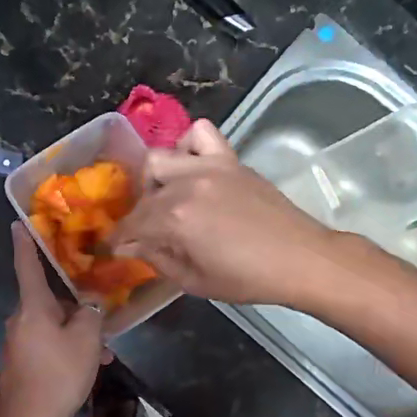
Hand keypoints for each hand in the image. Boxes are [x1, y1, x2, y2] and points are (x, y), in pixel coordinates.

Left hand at [0, 222, 105, 416]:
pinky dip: (67, 350)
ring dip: (77, 334)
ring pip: (53, 326)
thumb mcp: (86, 339)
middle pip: (49, 301)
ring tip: (103, 353)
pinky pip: (48, 345)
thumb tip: (89, 304)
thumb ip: (91, 313)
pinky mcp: (21, 363)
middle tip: (102, 319)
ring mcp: (18, 342)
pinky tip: (89, 366)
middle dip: (76, 308)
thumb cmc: (59, 373)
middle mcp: (19, 320)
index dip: (25, 243)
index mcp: (32, 307)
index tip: (18, 223)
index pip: (27, 266)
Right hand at [108, 120, 341, 307]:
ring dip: (155, 179)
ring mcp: (208, 166)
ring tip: (166, 198)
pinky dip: (188, 145)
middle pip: (143, 192)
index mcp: (174, 218)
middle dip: (138, 214)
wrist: (299, 259)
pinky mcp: (229, 160)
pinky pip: (200, 135)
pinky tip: (192, 168)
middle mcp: (185, 184)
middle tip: (148, 231)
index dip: (120, 239)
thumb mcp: (194, 281)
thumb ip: (157, 259)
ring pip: (160, 158)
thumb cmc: (246, 279)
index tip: (117, 247)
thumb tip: (130, 247)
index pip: (132, 224)